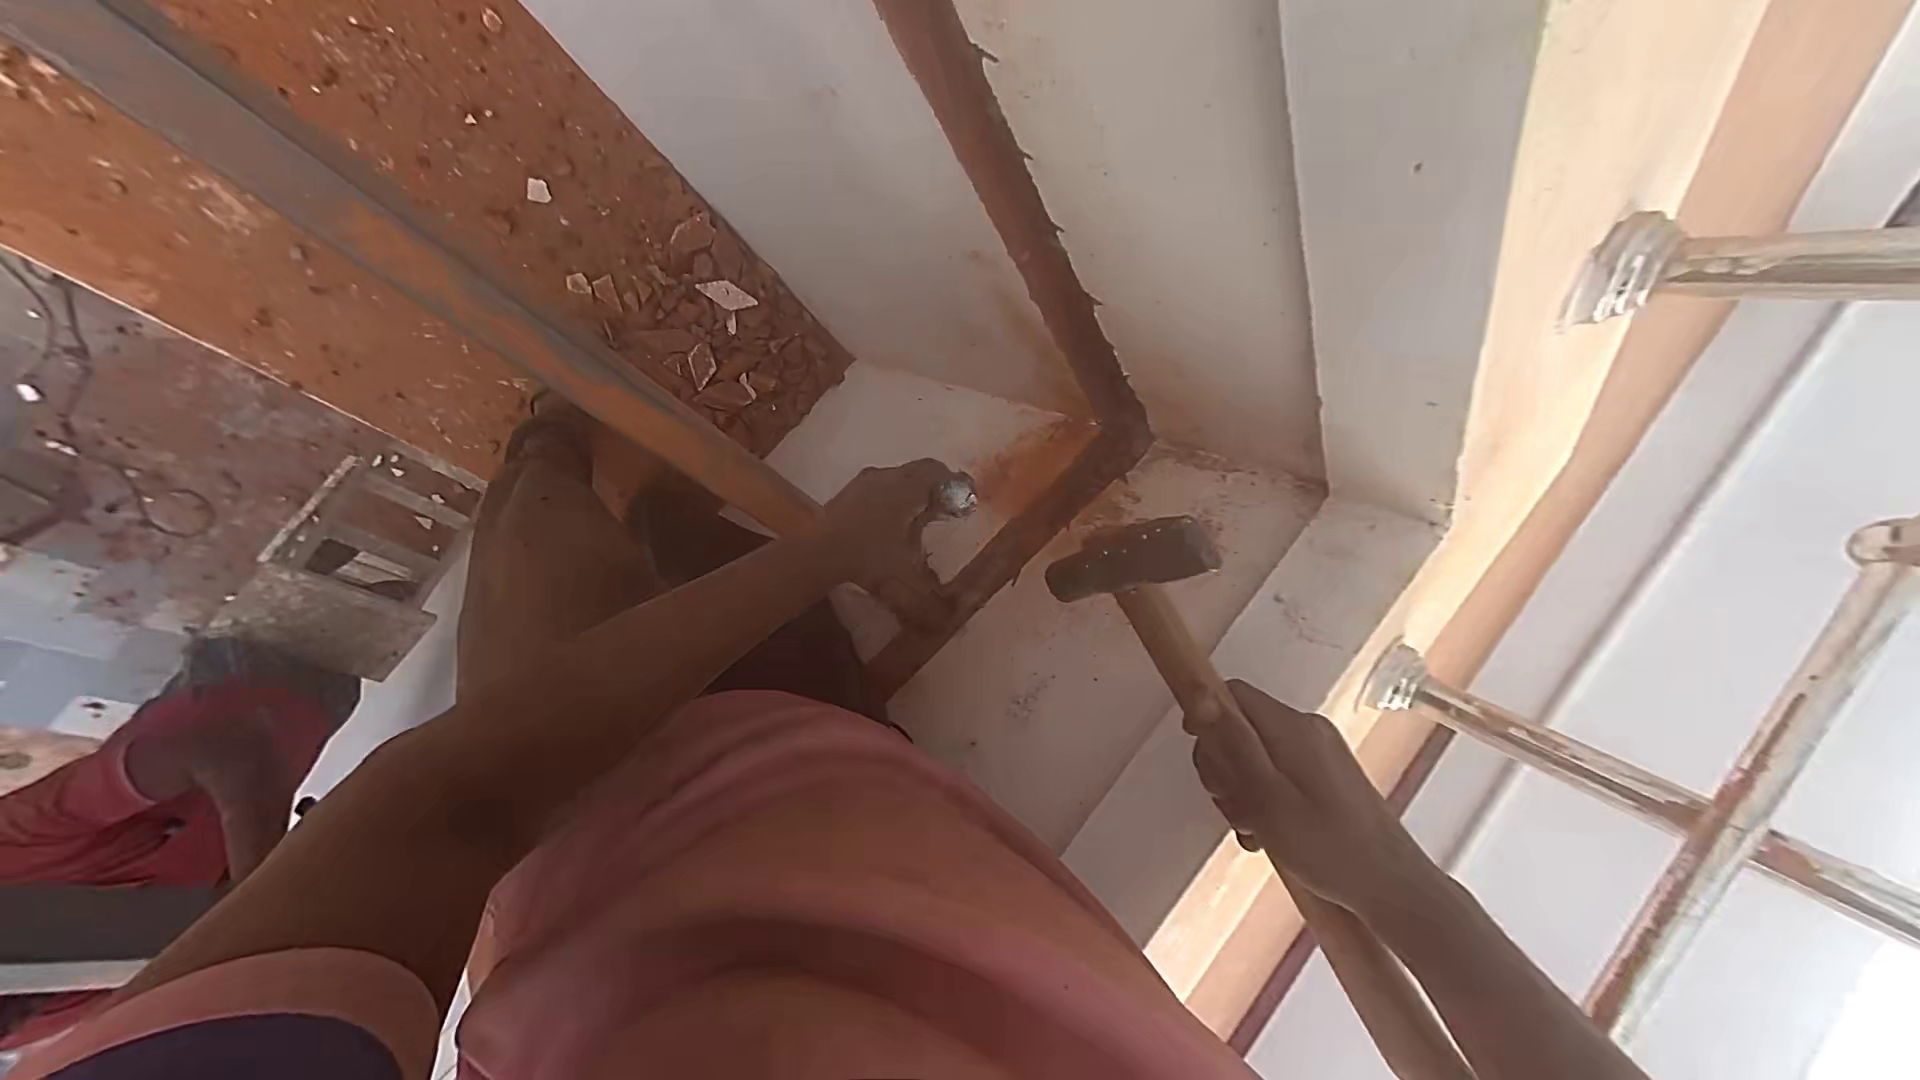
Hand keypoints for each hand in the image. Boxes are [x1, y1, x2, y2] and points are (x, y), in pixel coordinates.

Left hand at [819, 459, 964, 619]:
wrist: (816, 554)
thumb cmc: (868, 561)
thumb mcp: (906, 585)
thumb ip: (933, 605)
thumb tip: (952, 622)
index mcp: (909, 490)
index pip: (942, 474)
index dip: (959, 486)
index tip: (968, 501)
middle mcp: (888, 478)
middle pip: (921, 471)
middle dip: (938, 487)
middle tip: (947, 509)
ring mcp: (864, 483)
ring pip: (897, 478)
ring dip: (912, 493)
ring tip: (919, 518)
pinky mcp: (846, 494)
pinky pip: (878, 488)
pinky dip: (890, 500)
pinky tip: (888, 526)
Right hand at [1191, 681, 1439, 915]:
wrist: (1395, 890)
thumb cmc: (1324, 845)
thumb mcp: (1265, 795)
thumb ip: (1232, 742)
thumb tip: (1200, 692)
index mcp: (1291, 726)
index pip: (1231, 694)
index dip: (1206, 720)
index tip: (1202, 761)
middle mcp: (1307, 727)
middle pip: (1241, 725)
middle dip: (1223, 764)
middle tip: (1229, 805)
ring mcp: (1321, 751)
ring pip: (1257, 752)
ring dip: (1242, 787)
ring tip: (1250, 827)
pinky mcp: (1329, 775)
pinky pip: (1279, 771)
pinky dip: (1264, 796)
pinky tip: (1266, 833)